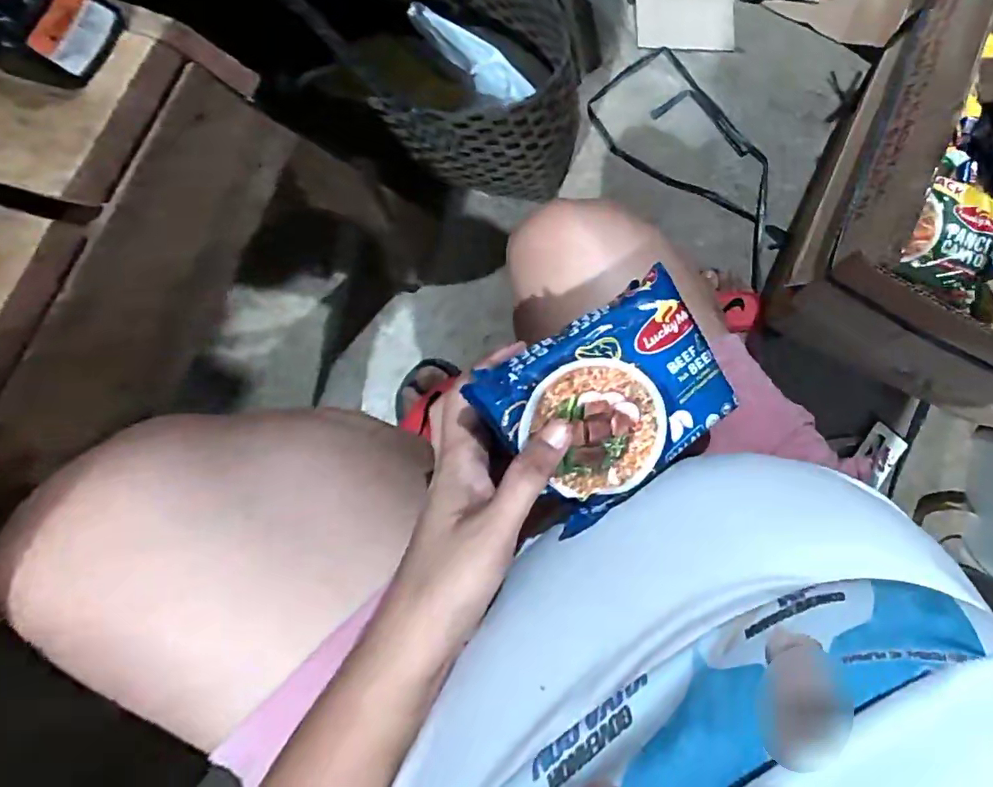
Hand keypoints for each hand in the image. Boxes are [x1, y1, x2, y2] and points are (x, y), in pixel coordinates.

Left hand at [376, 343, 568, 651]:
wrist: (418, 641)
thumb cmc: (450, 577)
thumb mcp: (497, 523)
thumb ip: (529, 473)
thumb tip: (561, 422)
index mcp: (456, 461)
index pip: (463, 396)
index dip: (488, 367)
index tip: (527, 350)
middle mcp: (463, 469)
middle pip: (487, 417)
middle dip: (522, 393)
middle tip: (565, 382)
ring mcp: (474, 495)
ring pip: (503, 447)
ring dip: (533, 428)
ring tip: (574, 416)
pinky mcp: (486, 519)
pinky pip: (514, 478)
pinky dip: (538, 465)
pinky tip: (567, 467)